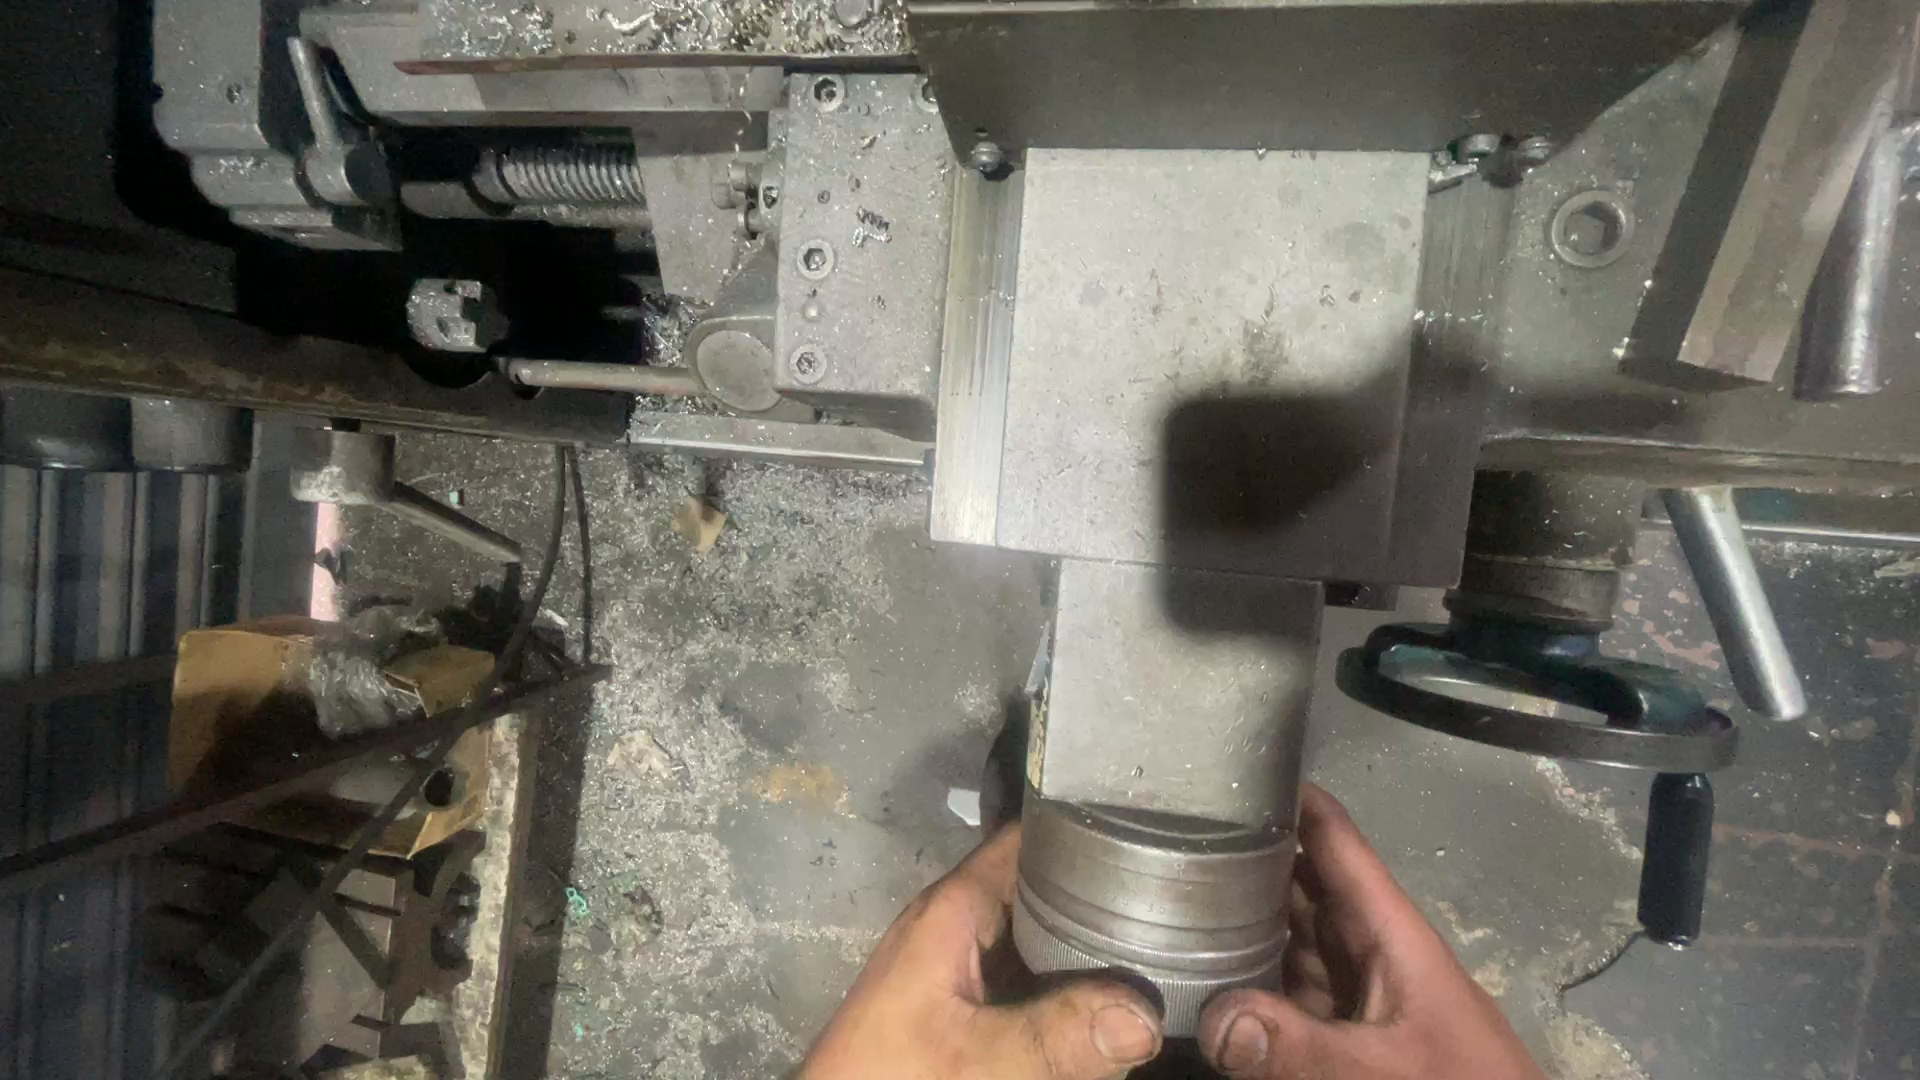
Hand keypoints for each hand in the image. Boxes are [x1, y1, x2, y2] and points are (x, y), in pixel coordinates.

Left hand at [799, 825, 1162, 1079]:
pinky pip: (1025, 974)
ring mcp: (962, 961)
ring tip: (1158, 937)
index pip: (1026, 838)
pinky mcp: (963, 1000)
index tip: (1142, 833)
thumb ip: (1057, 1037)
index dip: (1081, 828)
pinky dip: (1064, 978)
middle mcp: (961, 921)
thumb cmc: (893, 1075)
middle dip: (1096, 890)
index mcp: (957, 906)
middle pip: (1038, 884)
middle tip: (1168, 899)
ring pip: (1036, 932)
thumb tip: (1146, 1016)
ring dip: (1084, 939)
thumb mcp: (977, 1061)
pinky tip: (1107, 989)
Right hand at [1197, 784, 1544, 1079]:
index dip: (1285, 790)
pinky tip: (1190, 957)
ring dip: (1231, 907)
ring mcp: (1345, 986)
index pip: (1330, 834)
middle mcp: (1359, 942)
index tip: (1222, 763)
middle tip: (1163, 825)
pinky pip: (1276, 979)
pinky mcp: (1333, 1027)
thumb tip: (1207, 1018)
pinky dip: (1237, 965)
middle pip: (1291, 875)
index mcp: (1385, 926)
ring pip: (1278, 926)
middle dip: (1236, 847)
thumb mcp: (1383, 1077)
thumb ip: (1298, 1048)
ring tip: (1162, 878)